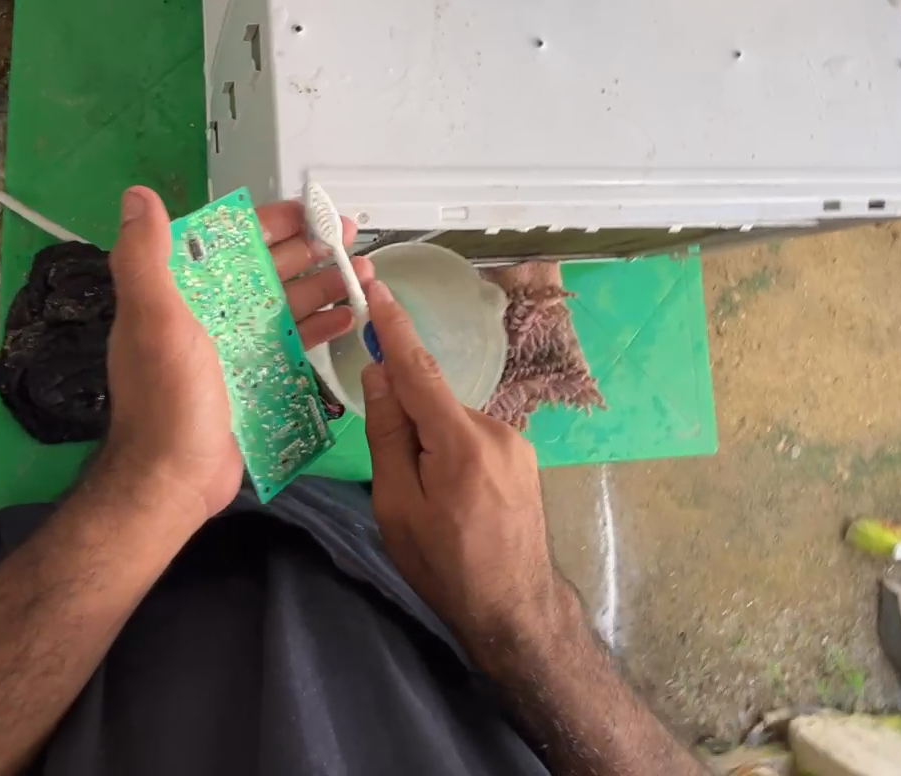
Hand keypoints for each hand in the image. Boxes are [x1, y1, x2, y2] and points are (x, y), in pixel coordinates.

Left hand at [95, 187, 374, 524]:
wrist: (174, 478)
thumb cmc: (166, 397)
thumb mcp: (153, 320)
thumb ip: (145, 258)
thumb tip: (139, 195)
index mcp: (187, 291)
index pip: (233, 241)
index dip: (271, 221)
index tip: (310, 210)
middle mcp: (212, 311)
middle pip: (269, 267)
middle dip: (310, 248)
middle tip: (350, 234)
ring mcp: (237, 344)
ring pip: (288, 302)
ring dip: (325, 283)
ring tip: (365, 272)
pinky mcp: (257, 375)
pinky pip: (294, 341)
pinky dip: (321, 326)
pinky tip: (350, 316)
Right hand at [358, 280, 569, 657]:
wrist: (516, 611)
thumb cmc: (445, 566)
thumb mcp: (398, 506)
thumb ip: (389, 434)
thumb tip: (379, 374)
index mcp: (460, 443)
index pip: (418, 370)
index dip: (395, 328)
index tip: (379, 288)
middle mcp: (495, 429)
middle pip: (433, 399)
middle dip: (407, 418)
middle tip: (401, 475)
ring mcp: (515, 441)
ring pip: (452, 419)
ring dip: (431, 439)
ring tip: (433, 498)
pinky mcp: (522, 453)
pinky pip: (471, 433)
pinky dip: (451, 447)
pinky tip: (455, 494)